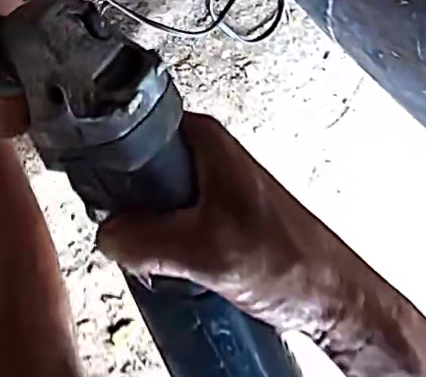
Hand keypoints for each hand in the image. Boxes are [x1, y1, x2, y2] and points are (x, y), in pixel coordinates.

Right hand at [96, 114, 425, 376]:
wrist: (338, 303)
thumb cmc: (292, 263)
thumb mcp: (208, 251)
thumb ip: (148, 240)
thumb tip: (105, 236)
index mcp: (200, 135)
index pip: (131, 122)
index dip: (106, 150)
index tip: (88, 177)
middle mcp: (201, 148)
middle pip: (135, 160)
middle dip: (123, 195)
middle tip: (116, 223)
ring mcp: (205, 178)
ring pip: (149, 191)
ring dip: (140, 219)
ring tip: (140, 245)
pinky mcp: (210, 207)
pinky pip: (165, 211)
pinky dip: (155, 233)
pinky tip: (160, 258)